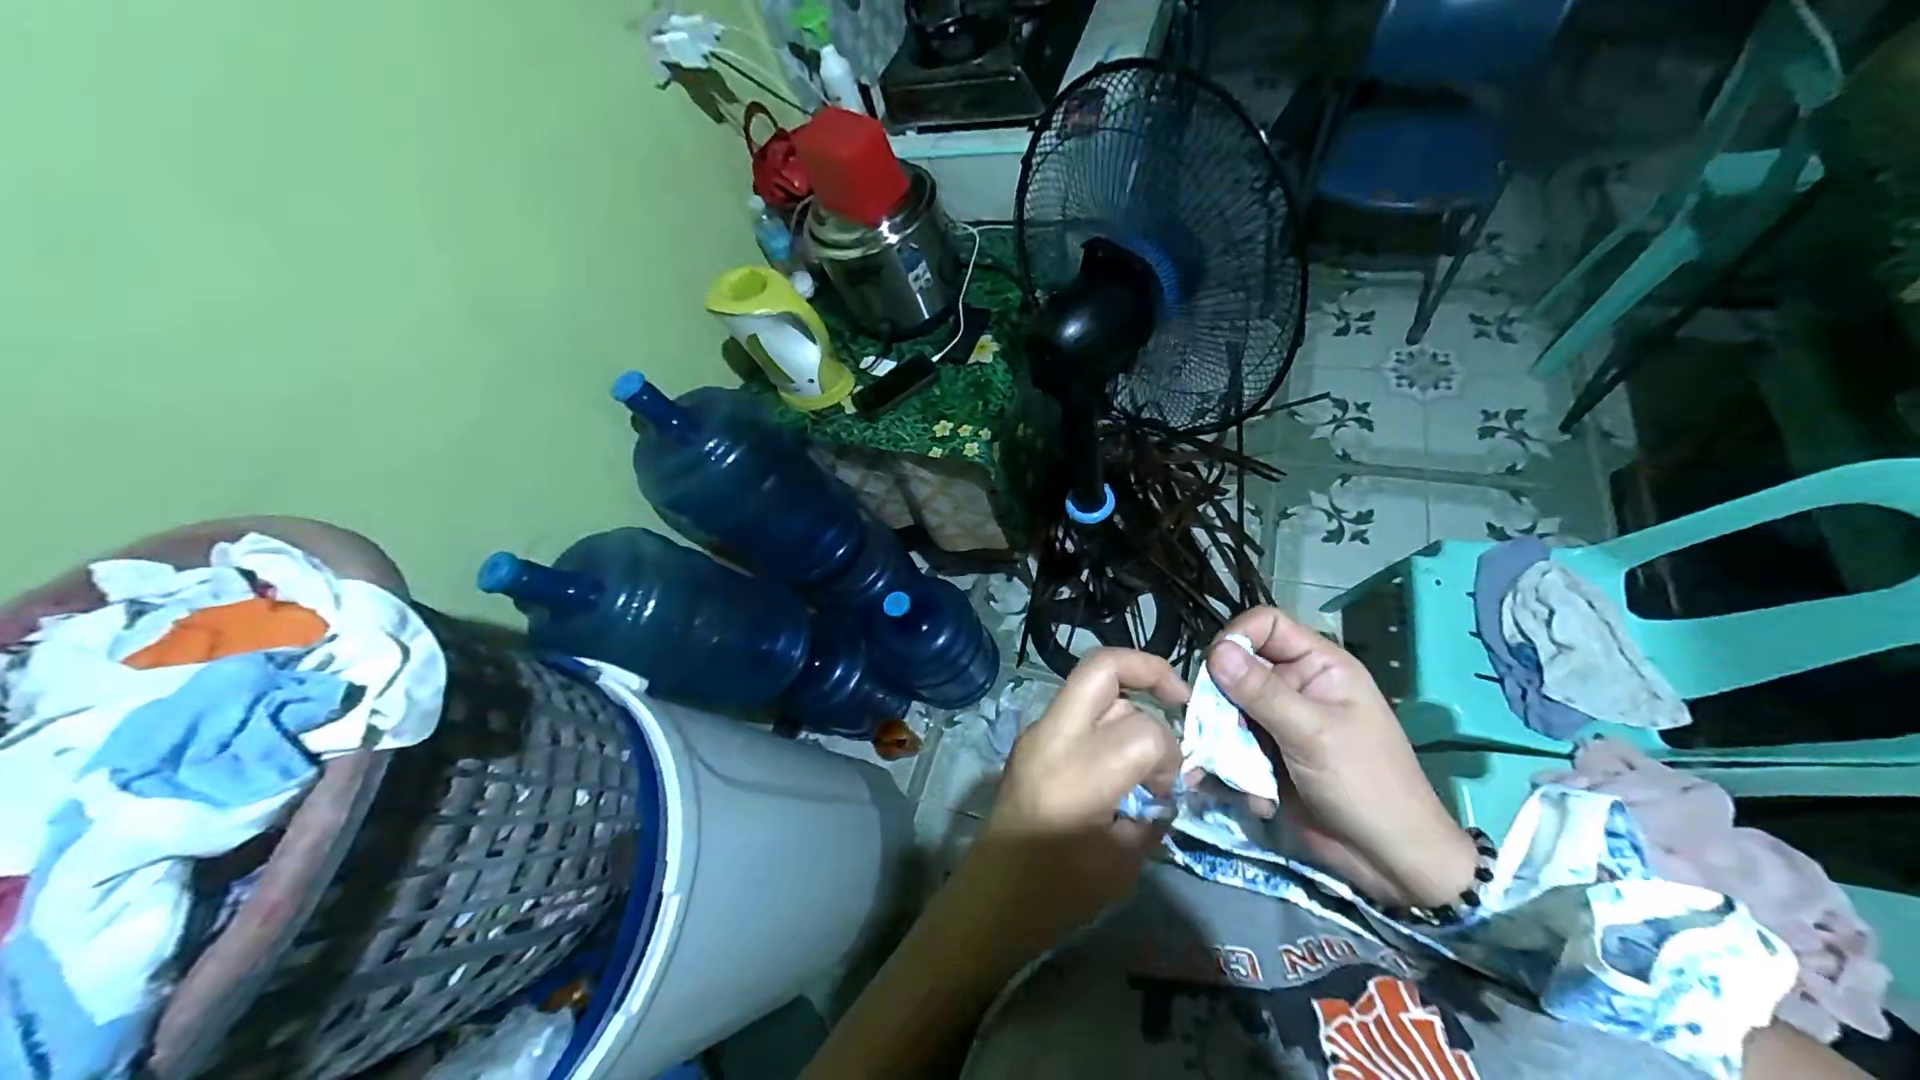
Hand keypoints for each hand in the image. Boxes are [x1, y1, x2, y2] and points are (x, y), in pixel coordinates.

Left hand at [964, 648, 1187, 944]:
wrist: (995, 897)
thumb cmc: (1061, 890)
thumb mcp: (1125, 860)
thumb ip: (1154, 810)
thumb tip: (1170, 782)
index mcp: (1079, 772)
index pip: (1145, 730)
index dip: (1170, 756)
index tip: (1168, 790)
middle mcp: (1053, 737)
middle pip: (1102, 667)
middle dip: (1149, 670)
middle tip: (1179, 699)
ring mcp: (1035, 733)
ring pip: (1090, 686)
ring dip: (1127, 704)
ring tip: (1144, 749)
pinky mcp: (1028, 740)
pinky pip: (1074, 710)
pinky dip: (1104, 719)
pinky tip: (1117, 755)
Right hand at [1206, 607, 1476, 908]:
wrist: (1391, 861)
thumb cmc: (1366, 786)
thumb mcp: (1312, 735)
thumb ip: (1261, 692)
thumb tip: (1215, 651)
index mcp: (1318, 667)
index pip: (1265, 625)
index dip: (1236, 638)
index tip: (1213, 671)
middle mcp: (1295, 686)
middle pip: (1236, 669)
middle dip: (1219, 700)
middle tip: (1211, 730)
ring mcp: (1279, 722)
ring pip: (1227, 710)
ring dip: (1221, 740)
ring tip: (1224, 772)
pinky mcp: (1266, 754)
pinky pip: (1231, 745)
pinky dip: (1228, 766)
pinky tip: (1243, 793)